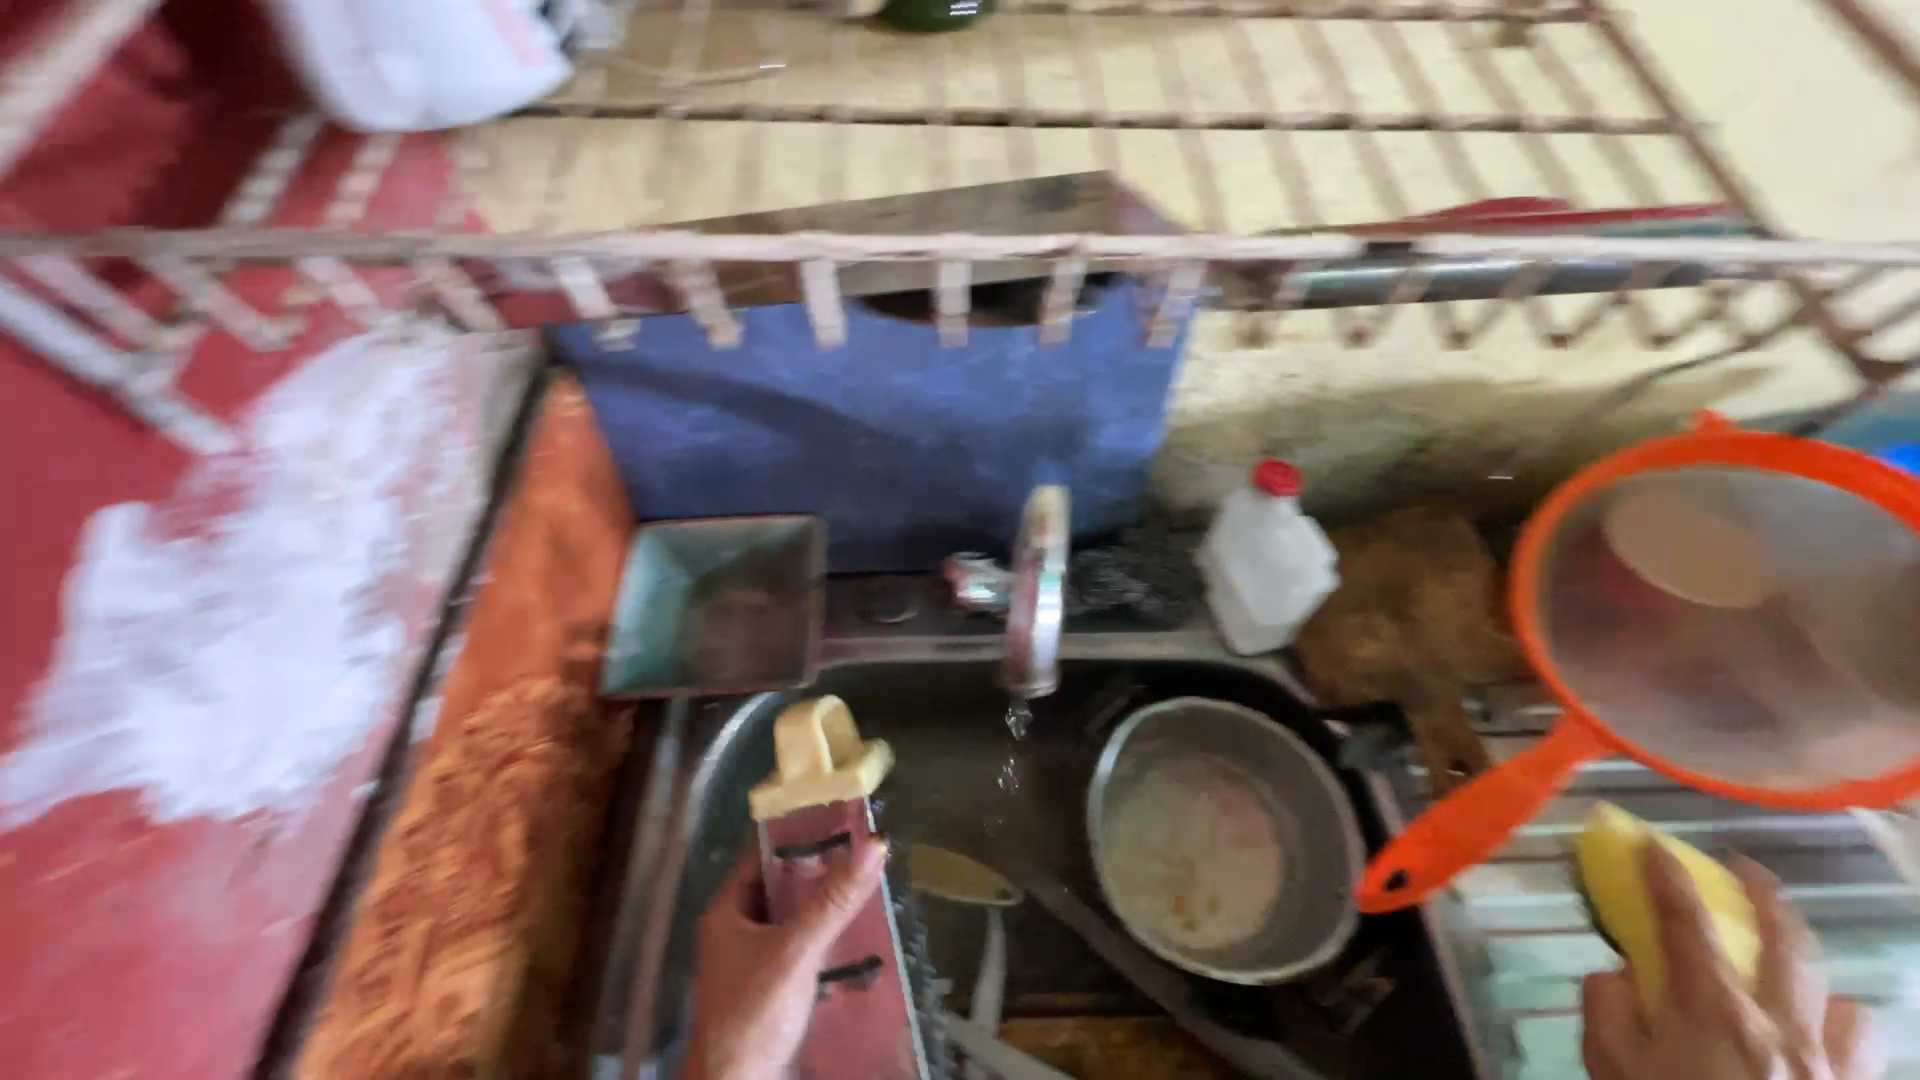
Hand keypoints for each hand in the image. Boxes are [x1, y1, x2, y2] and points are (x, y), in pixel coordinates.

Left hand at [682, 841, 888, 1079]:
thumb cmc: (754, 1014)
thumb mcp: (796, 950)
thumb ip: (834, 899)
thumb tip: (874, 843)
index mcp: (727, 910)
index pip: (764, 856)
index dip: (801, 838)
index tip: (843, 823)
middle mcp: (735, 930)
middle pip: (781, 887)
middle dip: (821, 874)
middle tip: (866, 855)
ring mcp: (751, 962)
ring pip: (793, 920)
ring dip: (825, 909)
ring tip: (871, 890)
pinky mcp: (769, 990)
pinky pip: (800, 951)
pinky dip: (825, 942)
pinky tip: (859, 939)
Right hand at [1581, 841, 1884, 1079]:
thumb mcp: (1609, 1065)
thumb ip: (1606, 1008)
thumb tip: (1619, 973)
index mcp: (1710, 1010)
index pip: (1684, 921)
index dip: (1665, 875)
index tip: (1651, 843)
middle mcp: (1779, 1026)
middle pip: (1785, 943)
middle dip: (1763, 895)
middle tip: (1742, 870)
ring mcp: (1829, 1068)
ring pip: (1842, 1000)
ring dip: (1812, 980)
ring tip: (1786, 978)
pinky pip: (1865, 1051)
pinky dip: (1840, 1031)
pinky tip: (1817, 1038)